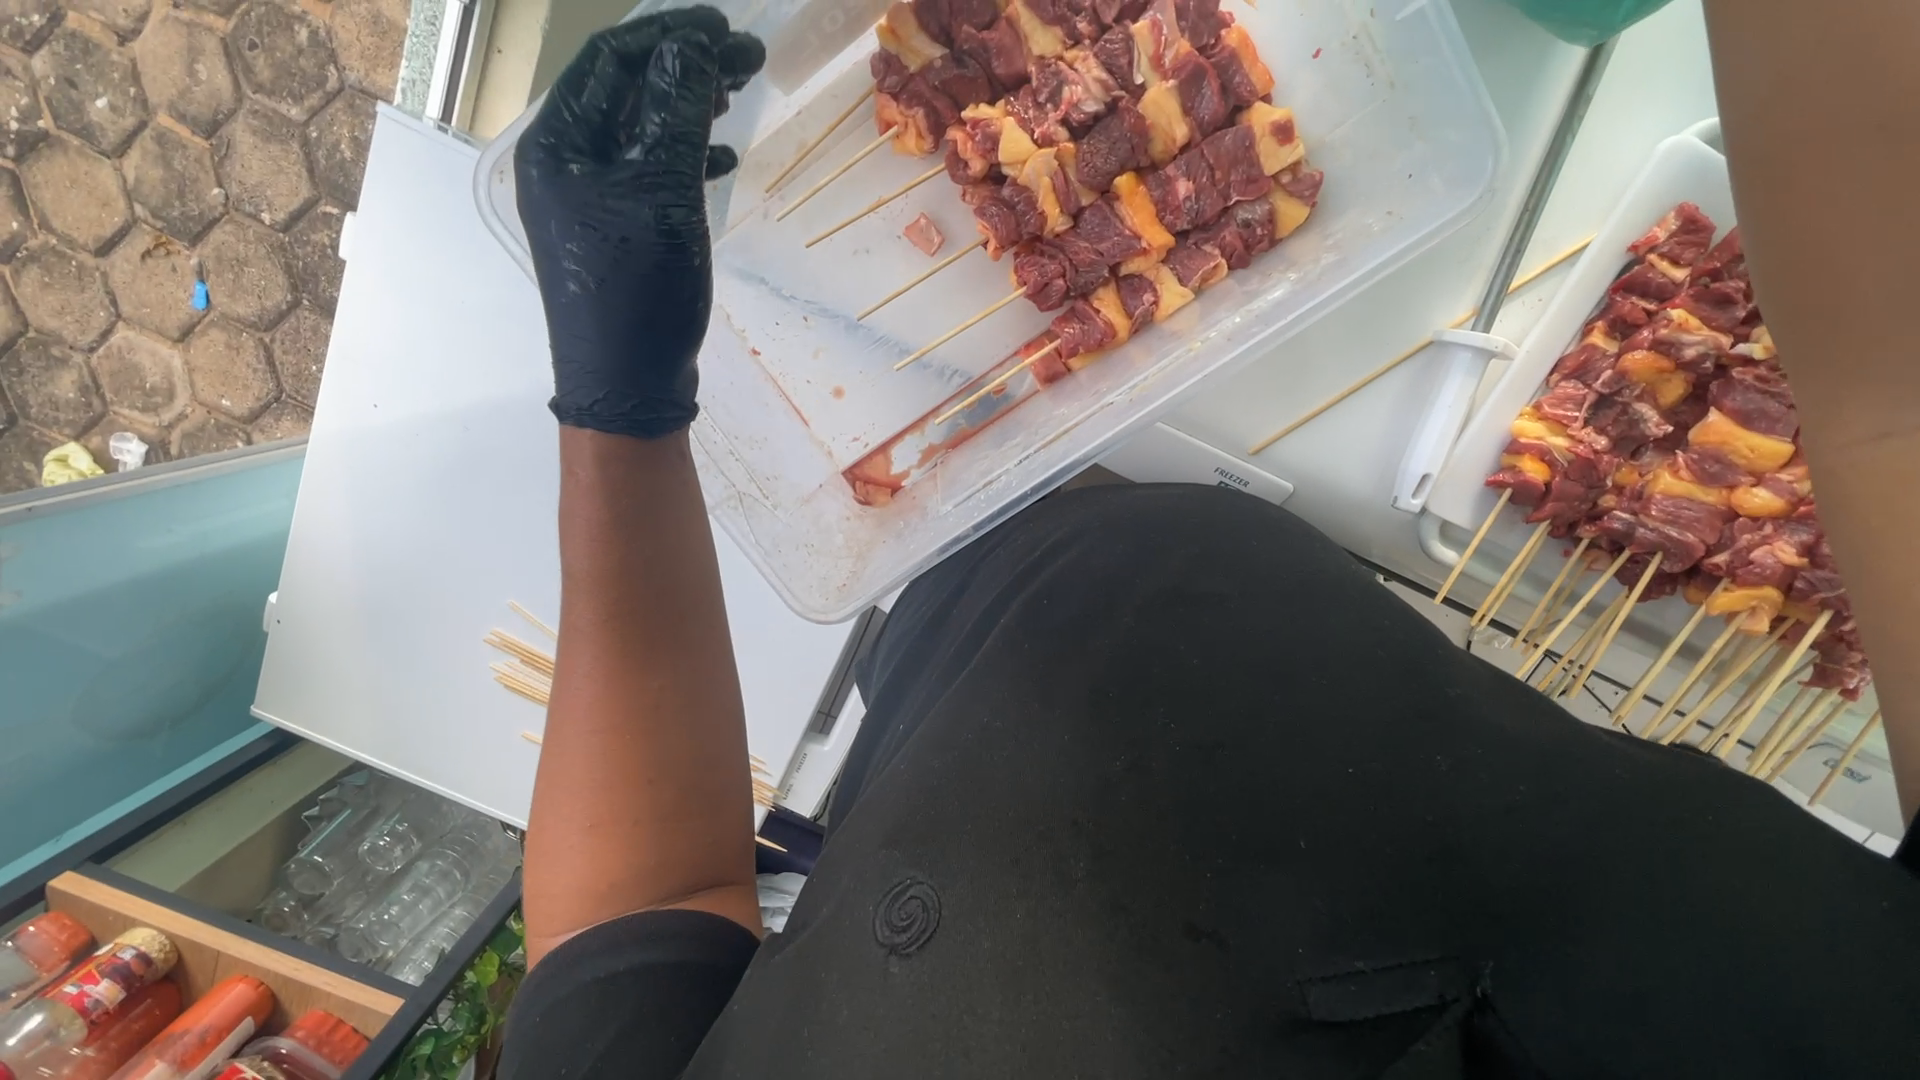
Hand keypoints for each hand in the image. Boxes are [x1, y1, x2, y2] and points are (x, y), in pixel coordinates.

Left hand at [515, 8, 764, 438]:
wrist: (627, 387)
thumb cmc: (641, 291)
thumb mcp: (663, 195)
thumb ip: (675, 113)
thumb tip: (691, 45)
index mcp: (560, 143)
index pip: (611, 59)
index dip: (670, 33)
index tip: (727, 29)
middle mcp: (564, 163)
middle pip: (625, 92)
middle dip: (684, 69)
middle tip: (745, 62)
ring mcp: (587, 201)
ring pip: (639, 134)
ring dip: (686, 111)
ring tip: (735, 103)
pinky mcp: (613, 233)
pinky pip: (646, 176)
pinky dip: (684, 161)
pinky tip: (721, 162)